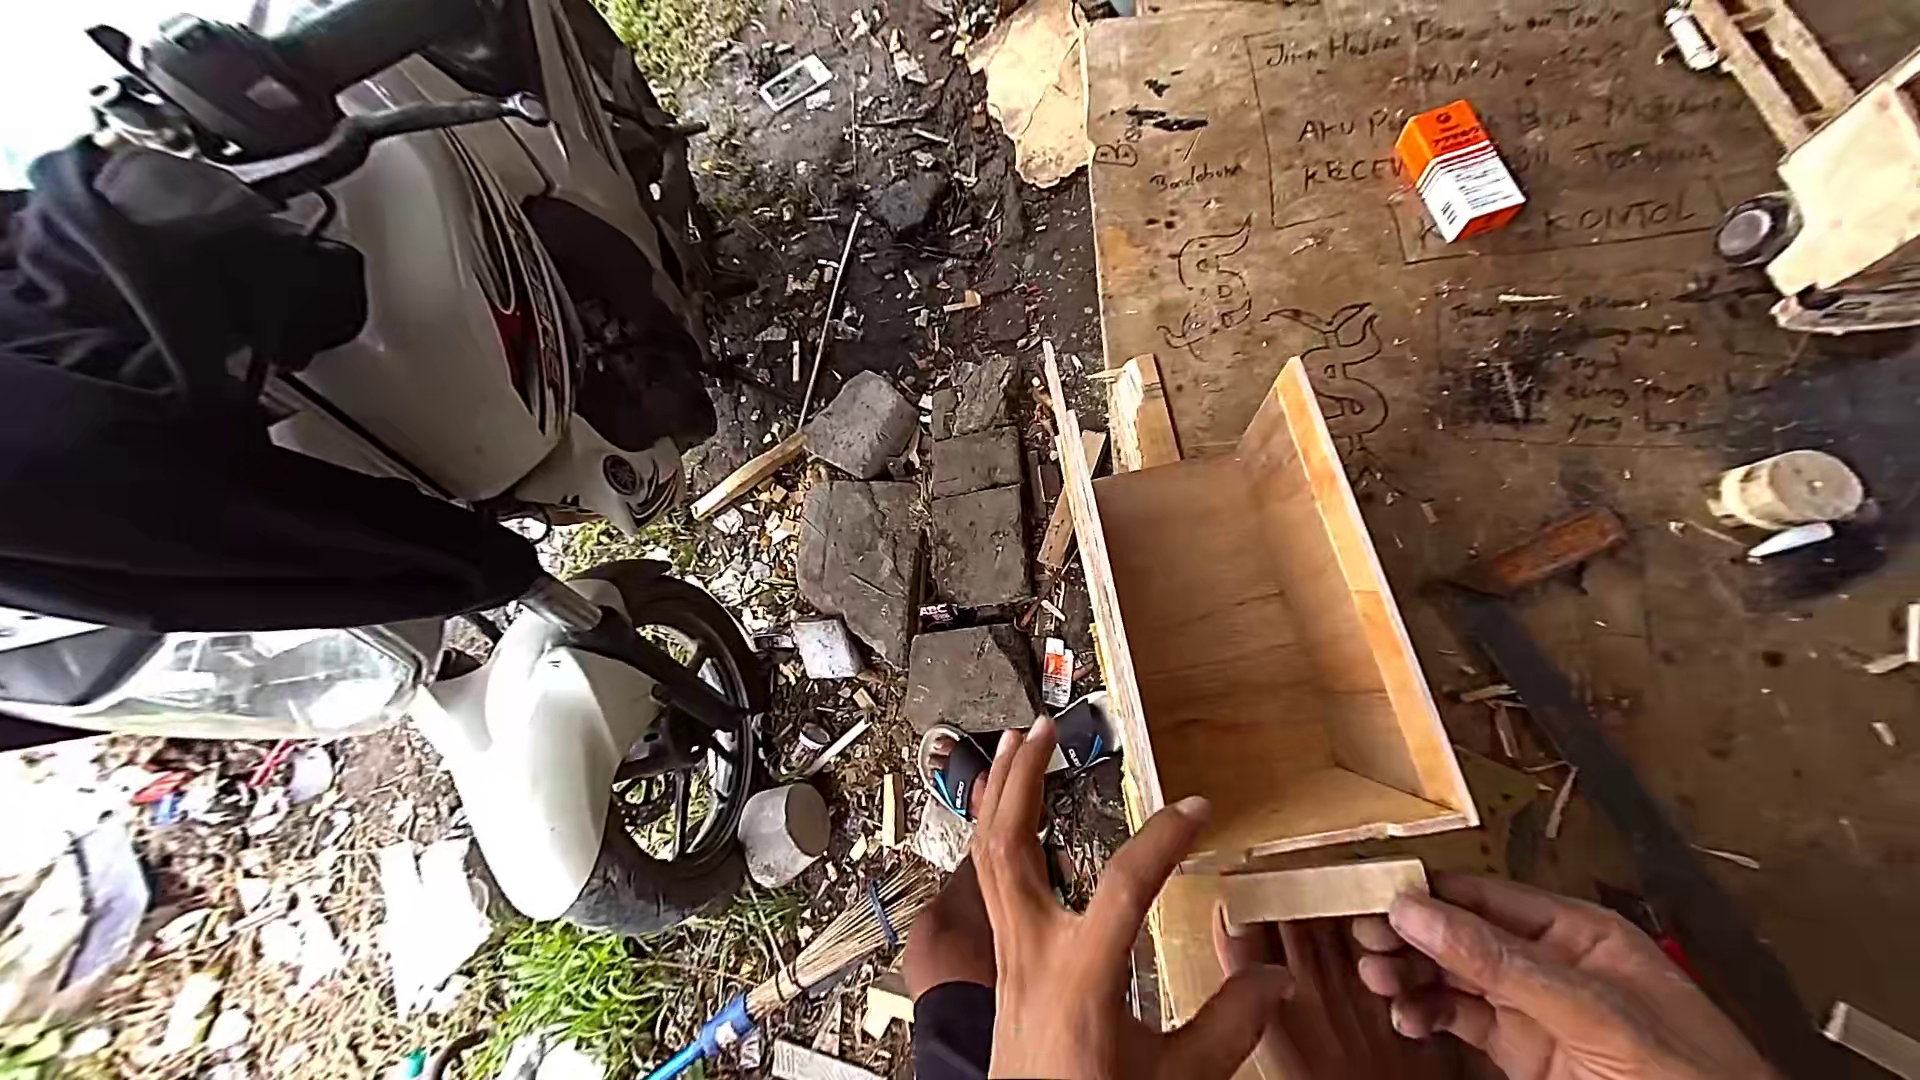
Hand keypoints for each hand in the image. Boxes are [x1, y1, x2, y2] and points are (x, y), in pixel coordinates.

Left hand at [972, 714, 1291, 1078]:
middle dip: (1027, 777)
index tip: (1197, 809)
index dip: (1166, 840)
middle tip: (1045, 729)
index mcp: (1082, 976)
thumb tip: (1277, 976)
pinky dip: (988, 822)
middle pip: (1011, 842)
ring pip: (987, 849)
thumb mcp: (1176, 1079)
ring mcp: (1006, 944)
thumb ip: (1229, 1027)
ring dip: (1000, 788)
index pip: (1126, 885)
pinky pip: (984, 870)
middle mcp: (1031, 947)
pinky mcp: (1000, 947)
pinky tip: (996, 796)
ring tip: (1016, 741)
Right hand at [1351, 873, 1780, 1079]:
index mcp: (1574, 932)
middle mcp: (1544, 959)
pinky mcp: (1519, 1049)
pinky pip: (1455, 1015)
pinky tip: (1408, 1018)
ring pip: (1446, 971)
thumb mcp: (1599, 1018)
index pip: (1478, 894)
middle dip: (1405, 936)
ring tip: (1379, 982)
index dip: (1422, 893)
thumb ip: (1502, 961)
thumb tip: (1410, 908)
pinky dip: (1423, 1012)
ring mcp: (1530, 1005)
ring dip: (1406, 972)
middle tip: (1366, 945)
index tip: (1371, 899)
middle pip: (1453, 930)